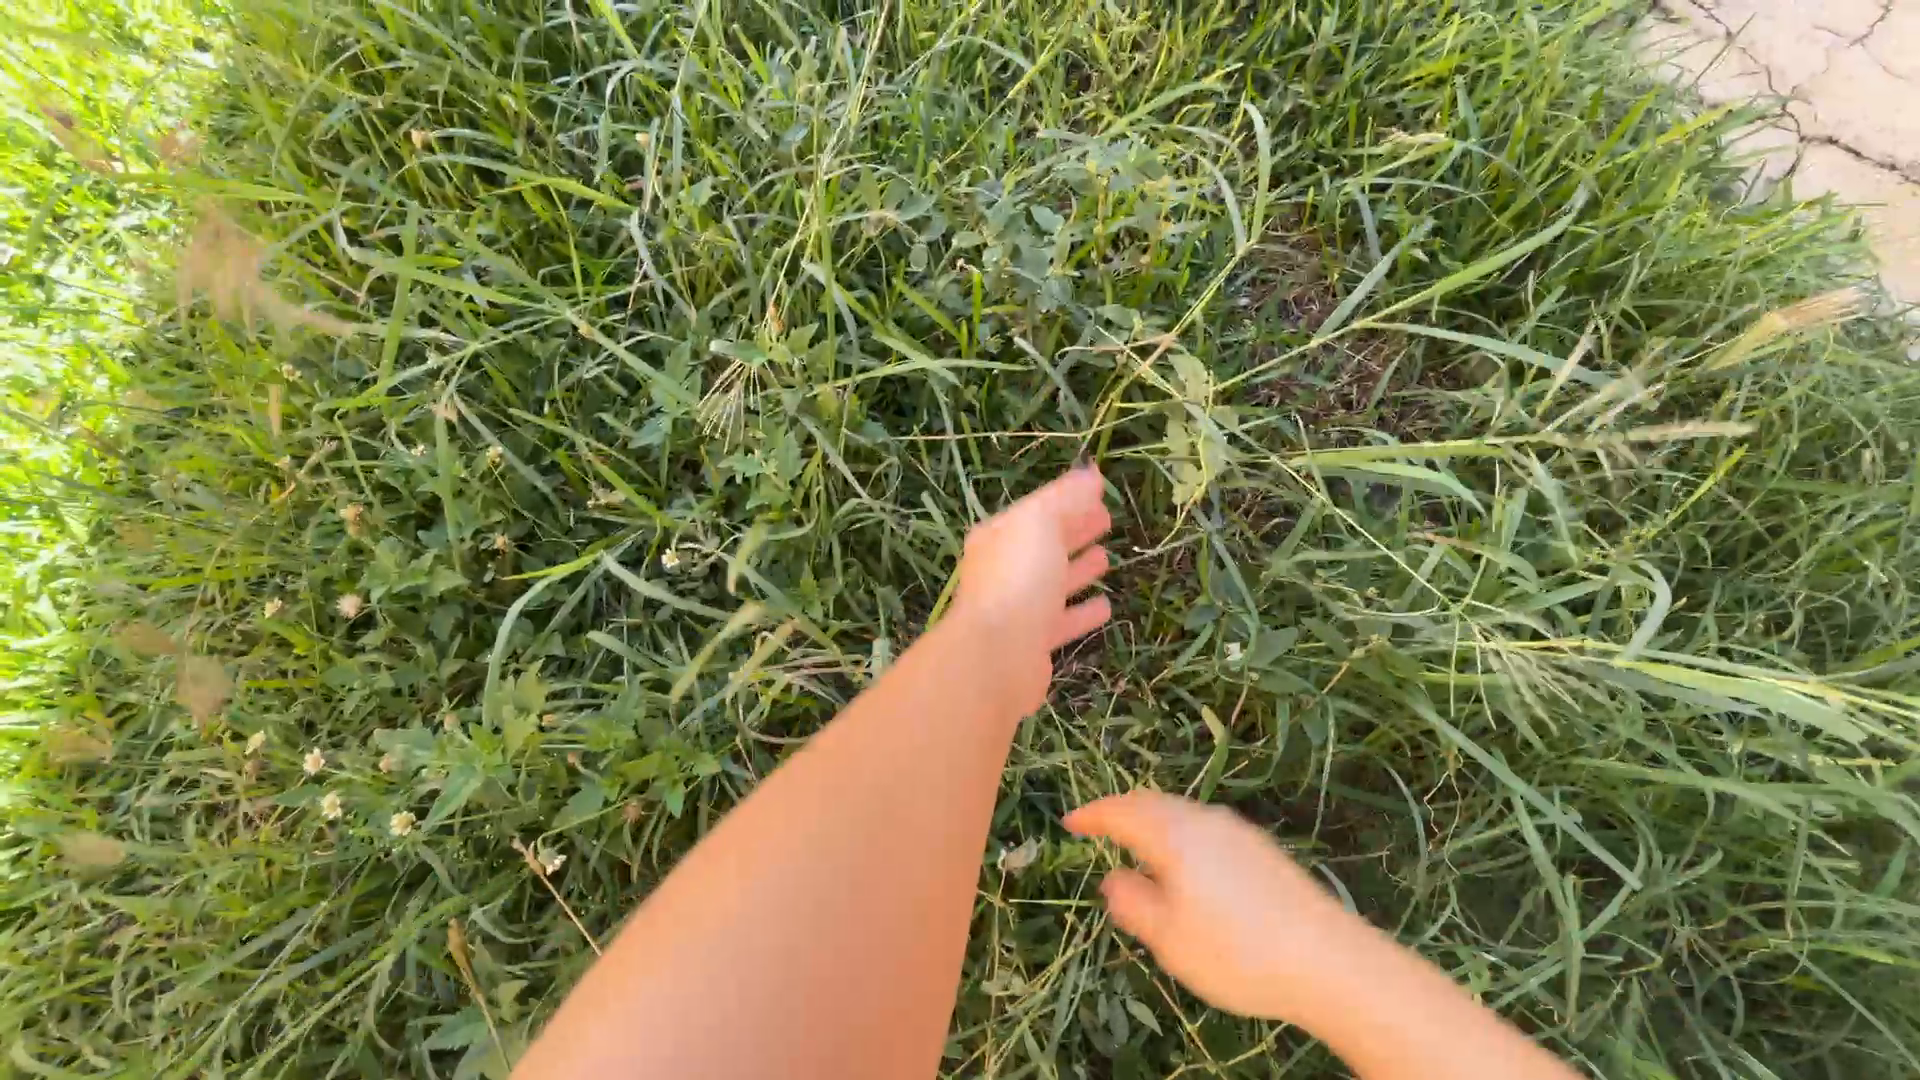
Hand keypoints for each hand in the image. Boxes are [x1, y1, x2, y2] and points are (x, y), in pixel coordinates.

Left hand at [949, 464, 1112, 713]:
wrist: (996, 655)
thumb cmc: (1017, 578)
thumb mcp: (1041, 523)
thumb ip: (1066, 497)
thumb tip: (1092, 473)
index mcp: (999, 537)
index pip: (1038, 512)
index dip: (1068, 500)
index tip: (1100, 496)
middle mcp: (1003, 571)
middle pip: (1044, 545)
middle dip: (1073, 531)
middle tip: (1106, 521)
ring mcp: (1017, 608)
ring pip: (1053, 583)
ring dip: (1078, 570)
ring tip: (1106, 559)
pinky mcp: (1032, 643)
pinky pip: (1062, 621)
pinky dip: (1082, 611)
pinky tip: (1105, 607)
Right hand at [1064, 790, 1377, 1029]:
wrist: (1331, 961)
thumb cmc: (1238, 952)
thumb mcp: (1170, 940)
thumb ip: (1133, 904)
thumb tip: (1113, 878)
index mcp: (1173, 836)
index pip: (1121, 812)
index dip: (1092, 815)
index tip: (1069, 821)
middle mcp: (1203, 820)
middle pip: (1151, 802)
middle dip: (1119, 810)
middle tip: (1097, 826)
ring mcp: (1236, 830)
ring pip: (1179, 811)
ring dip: (1149, 819)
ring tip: (1135, 843)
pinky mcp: (1259, 847)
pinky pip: (1201, 824)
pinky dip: (1177, 829)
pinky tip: (1184, 860)